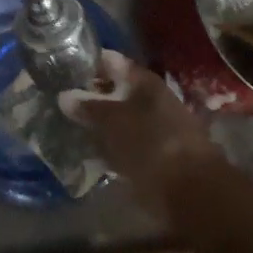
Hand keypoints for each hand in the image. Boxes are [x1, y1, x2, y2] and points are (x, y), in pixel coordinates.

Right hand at [58, 51, 223, 204]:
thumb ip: (89, 107)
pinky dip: (112, 147)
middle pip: (118, 91)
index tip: (65, 70)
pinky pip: (128, 144)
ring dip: (101, 124)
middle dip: (93, 96)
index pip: (113, 63)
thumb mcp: (113, 122)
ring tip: (73, 128)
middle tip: (63, 103)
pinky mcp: (157, 154)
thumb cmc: (150, 145)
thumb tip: (65, 95)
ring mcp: (157, 128)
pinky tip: (93, 154)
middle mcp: (154, 100)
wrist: (189, 190)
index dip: (91, 64)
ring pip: (122, 119)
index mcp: (146, 83)